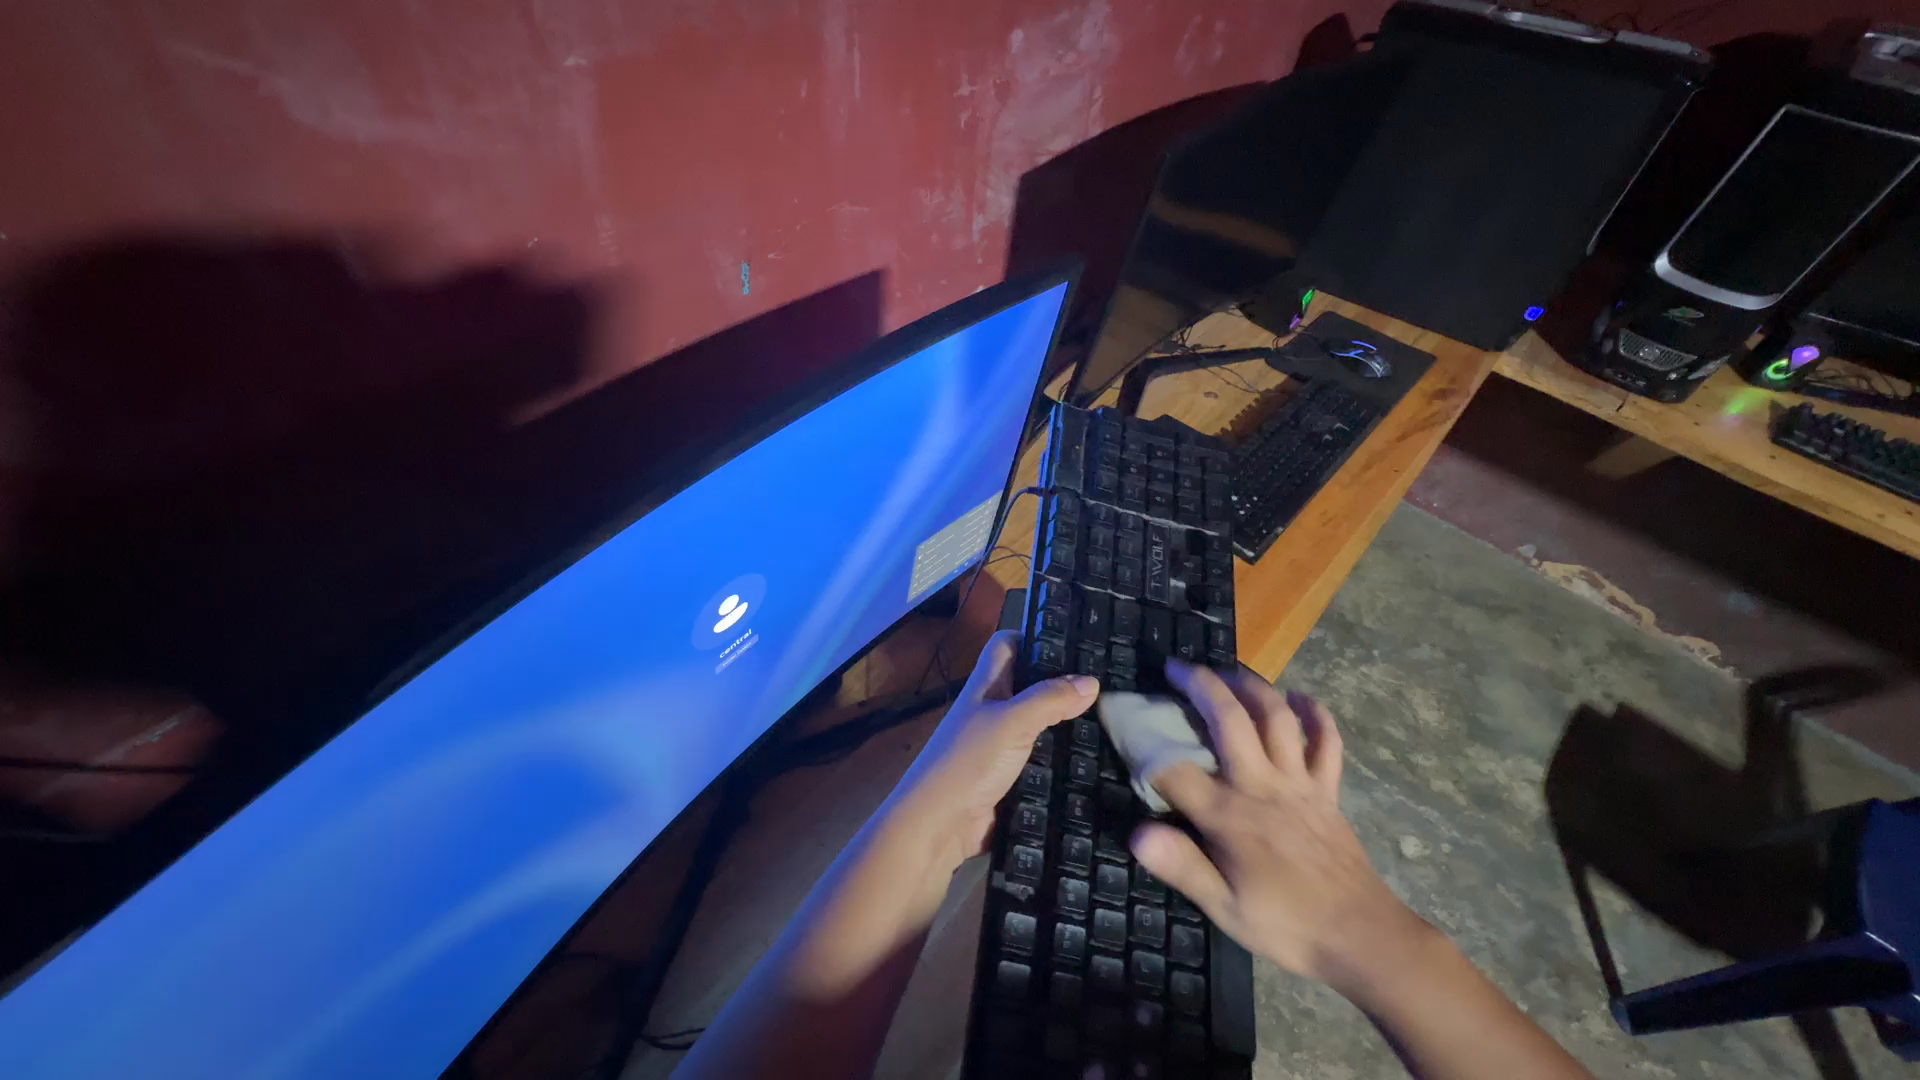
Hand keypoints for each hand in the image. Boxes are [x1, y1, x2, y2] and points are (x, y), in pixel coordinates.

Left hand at [886, 631, 1097, 876]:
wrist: (938, 826)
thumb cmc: (968, 762)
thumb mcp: (1012, 722)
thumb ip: (1050, 699)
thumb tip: (1090, 681)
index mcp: (986, 685)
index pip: (1008, 645)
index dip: (1035, 636)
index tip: (1076, 639)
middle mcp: (993, 710)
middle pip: (1030, 685)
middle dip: (1064, 684)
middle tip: (1112, 684)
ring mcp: (1001, 746)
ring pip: (1041, 726)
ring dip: (1069, 726)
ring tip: (1117, 722)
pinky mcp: (1011, 778)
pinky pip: (1043, 762)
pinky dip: (1065, 762)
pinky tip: (1098, 763)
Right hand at [1129, 661, 1425, 988]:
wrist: (1362, 938)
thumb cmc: (1285, 925)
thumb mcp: (1224, 908)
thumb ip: (1181, 866)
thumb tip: (1137, 833)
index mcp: (1229, 815)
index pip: (1174, 770)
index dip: (1145, 747)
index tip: (1126, 727)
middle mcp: (1262, 785)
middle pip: (1229, 718)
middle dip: (1200, 685)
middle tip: (1177, 668)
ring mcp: (1299, 783)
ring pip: (1276, 716)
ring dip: (1251, 686)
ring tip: (1228, 671)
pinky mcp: (1328, 789)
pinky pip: (1326, 741)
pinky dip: (1315, 714)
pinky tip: (1299, 698)